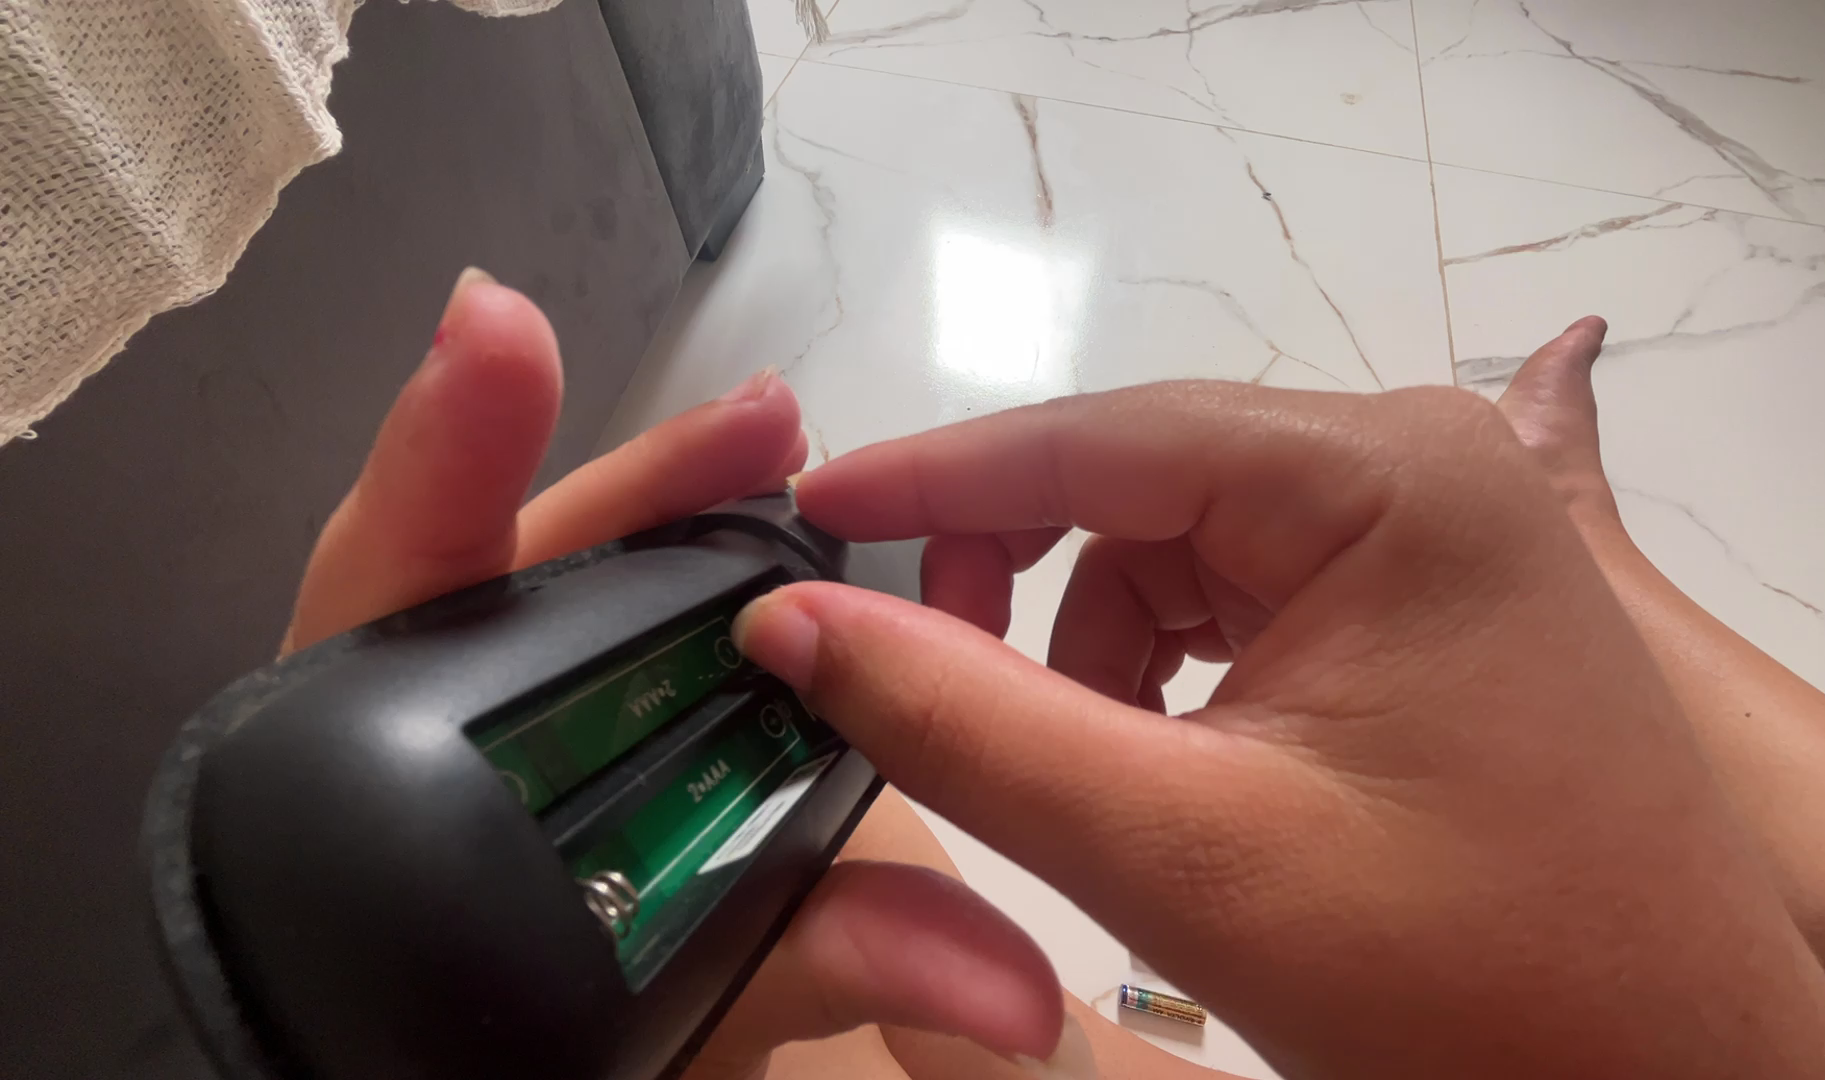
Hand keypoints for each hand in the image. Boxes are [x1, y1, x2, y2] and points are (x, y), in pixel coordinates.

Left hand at [283, 269, 1081, 1079]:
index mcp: (422, 779)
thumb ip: (821, 962)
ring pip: (616, 559)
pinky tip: (805, 536)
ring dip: (700, 491)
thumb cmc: (572, 1049)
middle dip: (656, 471)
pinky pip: (674, 606)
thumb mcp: (694, 1010)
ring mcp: (558, 691)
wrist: (566, 1065)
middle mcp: (484, 706)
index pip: (401, 587)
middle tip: (771, 426)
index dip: (444, 453)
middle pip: (543, 547)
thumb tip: (1016, 994)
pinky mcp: (629, 697)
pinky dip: (733, 554)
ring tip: (789, 443)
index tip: (496, 332)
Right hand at [734, 369, 1824, 1078]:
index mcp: (1384, 476)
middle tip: (927, 652)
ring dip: (1077, 631)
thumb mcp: (1174, 849)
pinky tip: (1155, 744)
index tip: (816, 502)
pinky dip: (1140, 656)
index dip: (938, 473)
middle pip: (1129, 474)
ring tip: (1082, 749)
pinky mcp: (1384, 584)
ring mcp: (1397, 520)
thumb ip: (961, 720)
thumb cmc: (1463, 990)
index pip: (1101, 435)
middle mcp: (1400, 461)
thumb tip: (791, 623)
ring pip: (1154, 535)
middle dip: (1010, 559)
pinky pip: (1204, 584)